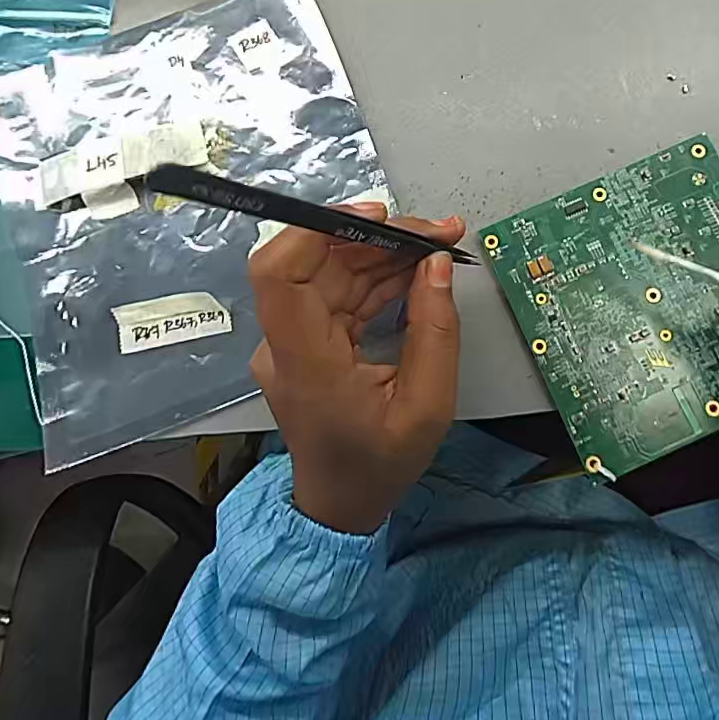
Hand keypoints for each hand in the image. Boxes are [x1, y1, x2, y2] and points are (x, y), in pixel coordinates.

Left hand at [248, 204, 464, 533]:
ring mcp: (295, 338)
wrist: (342, 503)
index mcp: (305, 364)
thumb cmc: (379, 465)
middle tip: (439, 232)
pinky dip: (379, 274)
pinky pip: (342, 290)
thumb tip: (436, 263)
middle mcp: (288, 342)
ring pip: (334, 269)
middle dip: (380, 236)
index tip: (375, 217)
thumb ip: (436, 331)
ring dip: (386, 251)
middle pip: (319, 262)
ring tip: (438, 245)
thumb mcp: (428, 407)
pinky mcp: (311, 337)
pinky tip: (416, 268)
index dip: (318, 231)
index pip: (279, 276)